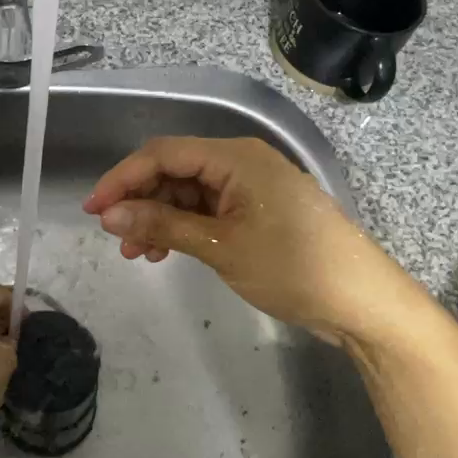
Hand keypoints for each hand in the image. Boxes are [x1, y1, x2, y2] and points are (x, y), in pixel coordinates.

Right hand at [82, 136, 429, 345]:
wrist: (364, 303)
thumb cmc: (293, 267)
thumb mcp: (220, 247)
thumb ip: (162, 226)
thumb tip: (109, 215)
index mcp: (235, 156)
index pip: (162, 154)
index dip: (122, 179)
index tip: (92, 210)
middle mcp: (242, 161)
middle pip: (174, 171)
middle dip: (140, 202)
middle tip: (116, 239)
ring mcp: (252, 186)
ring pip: (189, 192)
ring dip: (159, 219)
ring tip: (137, 255)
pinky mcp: (260, 210)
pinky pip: (209, 209)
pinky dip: (184, 228)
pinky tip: (167, 253)